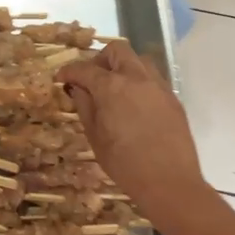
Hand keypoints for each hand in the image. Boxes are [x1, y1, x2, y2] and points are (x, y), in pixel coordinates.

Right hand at [58, 40, 205, 212]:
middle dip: (99, 60)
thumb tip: (78, 88)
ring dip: (123, 68)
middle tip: (91, 80)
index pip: (84, 68)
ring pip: (138, 61)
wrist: (170, 183)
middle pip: (116, 51)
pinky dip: (139, 82)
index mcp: (112, 86)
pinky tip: (134, 105)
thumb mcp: (95, 136)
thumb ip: (84, 105)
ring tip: (114, 90)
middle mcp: (137, 78)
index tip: (61, 79)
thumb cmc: (125, 163)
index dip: (69, 71)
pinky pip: (153, 79)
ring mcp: (159, 87)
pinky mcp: (173, 99)